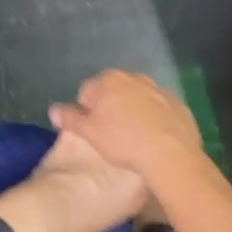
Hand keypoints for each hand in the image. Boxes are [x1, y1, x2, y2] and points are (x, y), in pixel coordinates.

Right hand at [48, 70, 214, 184]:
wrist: (171, 154)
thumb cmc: (123, 141)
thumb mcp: (89, 132)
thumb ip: (69, 118)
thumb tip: (53, 109)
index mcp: (108, 80)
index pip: (87, 92)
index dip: (87, 113)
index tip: (93, 131)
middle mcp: (134, 78)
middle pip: (114, 92)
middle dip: (111, 108)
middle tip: (112, 134)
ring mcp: (159, 89)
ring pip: (138, 99)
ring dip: (133, 112)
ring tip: (135, 137)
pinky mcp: (179, 104)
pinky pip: (159, 109)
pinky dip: (154, 118)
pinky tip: (154, 138)